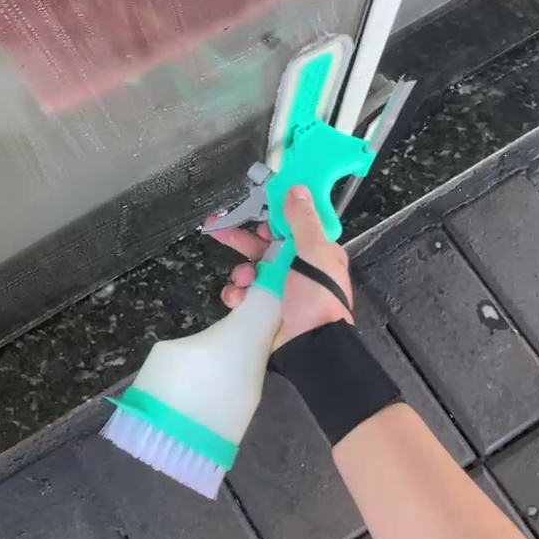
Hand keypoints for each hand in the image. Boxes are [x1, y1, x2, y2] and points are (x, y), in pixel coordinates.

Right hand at [207, 184, 353, 346]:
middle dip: (240, 238)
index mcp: (314, 252)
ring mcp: (278, 289)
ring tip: (243, 279)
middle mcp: (296, 268)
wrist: (310, 347)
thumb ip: (303, 222)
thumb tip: (297, 191)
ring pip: (249, 269)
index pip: (289, 226)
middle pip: (262, 245)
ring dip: (240, 271)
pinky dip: (236, 294)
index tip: (253, 208)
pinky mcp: (263, 308)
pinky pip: (242, 294)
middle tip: (218, 228)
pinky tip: (238, 298)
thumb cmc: (319, 300)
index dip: (270, 217)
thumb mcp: (315, 254)